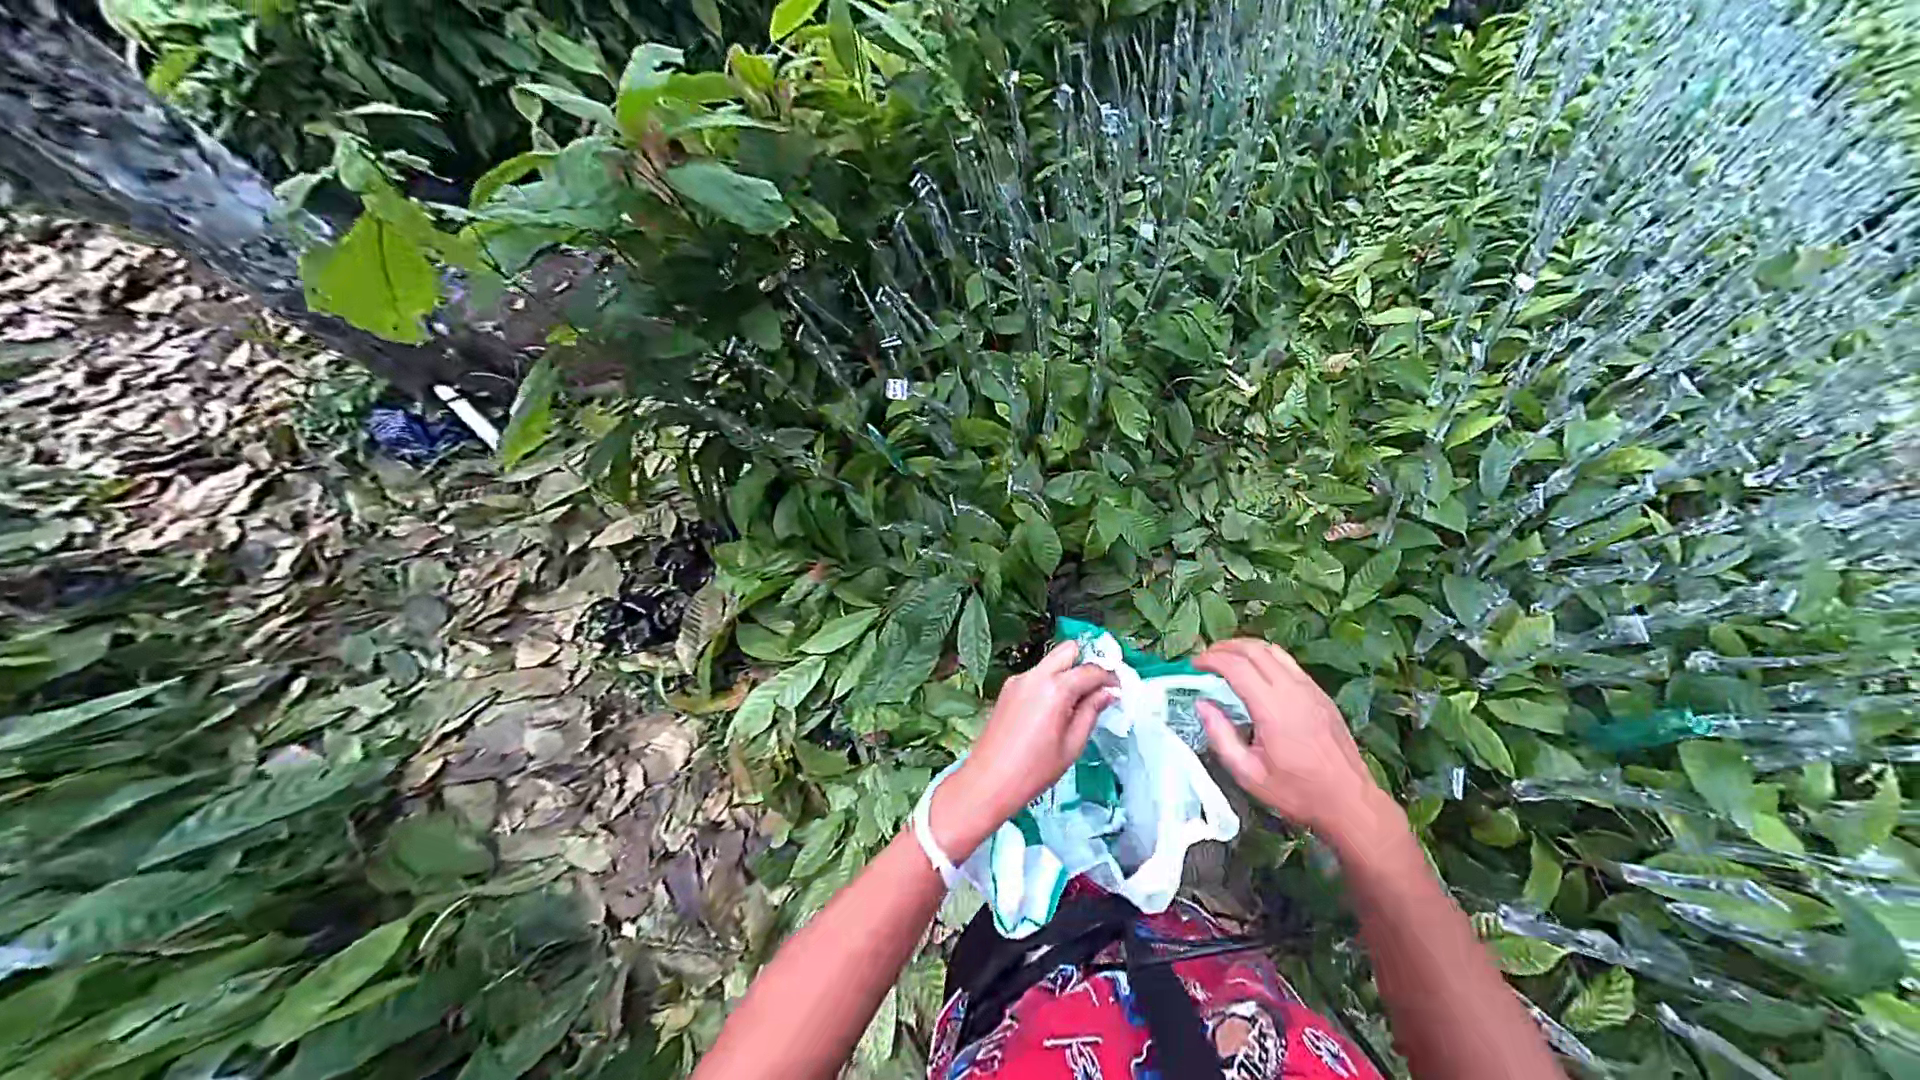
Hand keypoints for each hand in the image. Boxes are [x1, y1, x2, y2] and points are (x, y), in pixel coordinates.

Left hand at [929, 641, 1115, 856]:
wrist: (989, 780)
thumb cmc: (1033, 769)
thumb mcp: (1072, 744)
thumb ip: (1091, 712)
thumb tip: (1107, 693)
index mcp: (1055, 689)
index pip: (1090, 670)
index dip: (1108, 678)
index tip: (1117, 690)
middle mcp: (1035, 676)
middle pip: (1068, 651)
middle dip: (1086, 664)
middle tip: (1097, 689)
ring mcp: (1018, 680)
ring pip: (1051, 662)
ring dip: (1067, 673)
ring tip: (1075, 705)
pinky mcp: (1008, 689)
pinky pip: (1036, 676)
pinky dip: (1050, 683)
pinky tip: (1053, 710)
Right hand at [1195, 639, 1396, 844]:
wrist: (1350, 802)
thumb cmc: (1296, 792)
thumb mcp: (1247, 773)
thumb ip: (1220, 735)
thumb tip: (1202, 704)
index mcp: (1273, 708)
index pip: (1236, 666)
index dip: (1210, 659)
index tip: (1194, 665)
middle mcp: (1293, 690)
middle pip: (1254, 649)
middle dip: (1224, 647)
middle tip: (1205, 658)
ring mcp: (1311, 689)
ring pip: (1274, 651)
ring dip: (1245, 647)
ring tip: (1226, 658)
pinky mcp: (1321, 694)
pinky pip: (1288, 663)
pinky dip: (1265, 657)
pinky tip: (1255, 672)